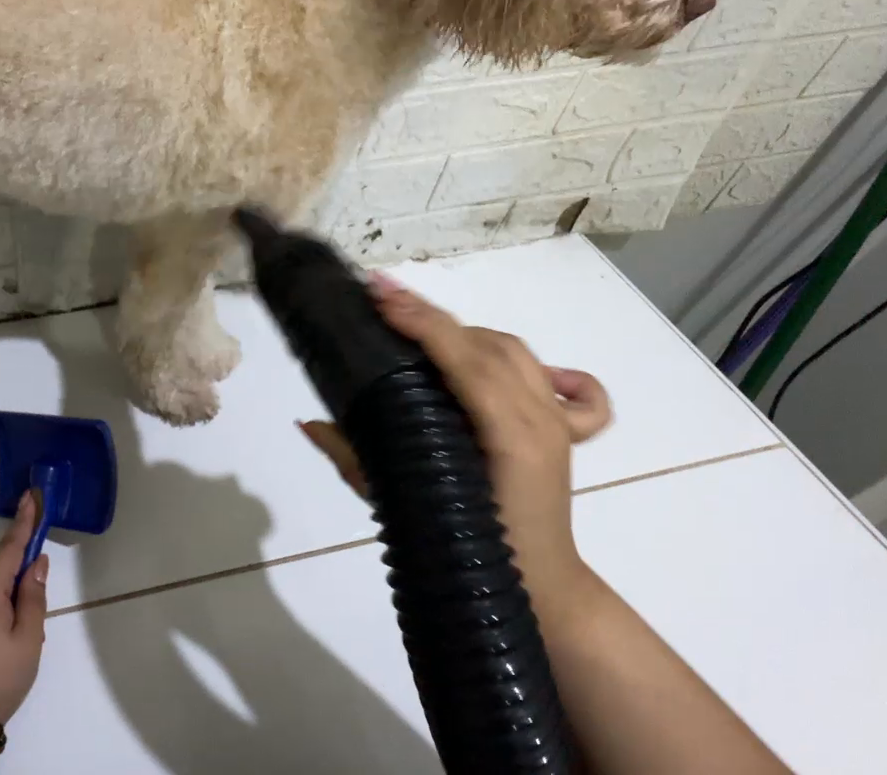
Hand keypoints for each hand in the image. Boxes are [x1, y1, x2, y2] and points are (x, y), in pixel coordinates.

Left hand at [0, 491, 48, 719]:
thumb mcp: (28, 638)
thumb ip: (33, 595)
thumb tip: (36, 562)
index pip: (9, 546)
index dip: (23, 521)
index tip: (31, 494)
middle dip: (17, 551)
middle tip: (38, 547)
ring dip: (5, 575)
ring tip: (26, 592)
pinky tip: (5, 609)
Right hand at [297, 272, 611, 595]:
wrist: (539, 591)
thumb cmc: (465, 550)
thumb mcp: (401, 505)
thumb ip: (353, 459)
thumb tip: (308, 422)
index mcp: (507, 436)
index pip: (464, 359)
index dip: (421, 322)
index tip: (379, 296)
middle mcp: (539, 420)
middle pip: (487, 345)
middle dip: (431, 315)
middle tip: (381, 295)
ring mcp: (558, 424)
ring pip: (515, 352)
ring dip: (466, 331)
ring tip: (419, 322)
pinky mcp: (569, 435)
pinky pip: (578, 391)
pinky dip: (556, 371)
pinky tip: (530, 368)